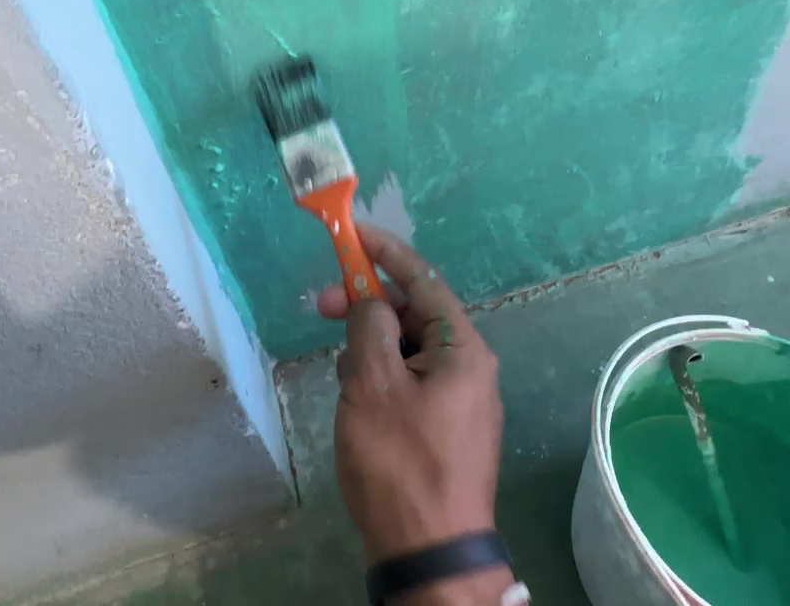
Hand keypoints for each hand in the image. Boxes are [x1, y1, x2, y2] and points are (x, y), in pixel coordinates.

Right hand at [318, 227, 507, 594]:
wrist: (430, 555)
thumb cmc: (400, 460)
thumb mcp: (373, 383)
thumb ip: (369, 326)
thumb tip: (372, 302)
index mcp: (462, 348)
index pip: (423, 279)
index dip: (385, 252)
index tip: (351, 233)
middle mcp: (468, 366)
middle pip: (413, 313)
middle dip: (367, 306)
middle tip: (321, 306)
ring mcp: (459, 399)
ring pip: (406, 349)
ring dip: (369, 348)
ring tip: (343, 378)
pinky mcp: (445, 426)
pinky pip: (408, 381)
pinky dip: (379, 378)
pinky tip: (356, 400)